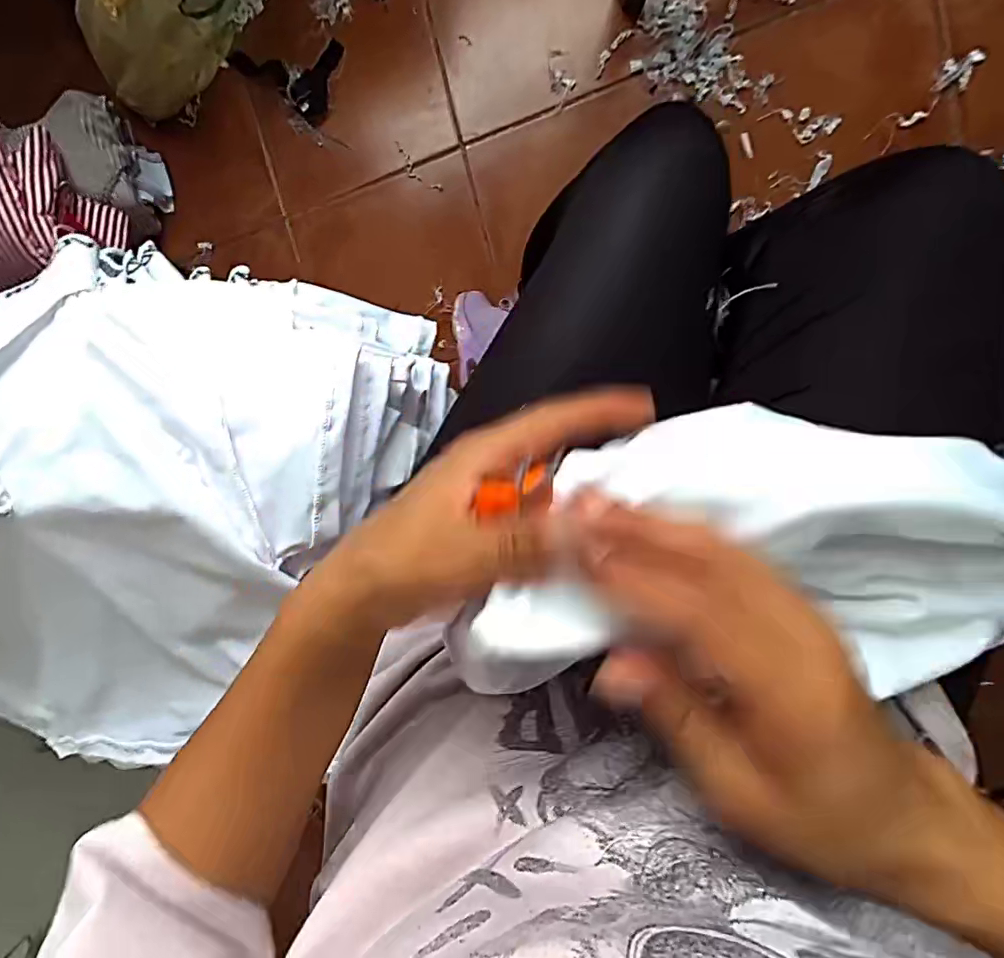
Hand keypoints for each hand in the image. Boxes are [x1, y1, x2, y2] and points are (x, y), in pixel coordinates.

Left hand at [307, 388, 654, 633]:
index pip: (550, 420)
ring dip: (580, 504)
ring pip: (550, 493)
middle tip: (642, 474)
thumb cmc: (398, 561)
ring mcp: (491, 500)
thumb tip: (586, 529)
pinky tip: (576, 552)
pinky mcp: (490, 529)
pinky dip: (560, 533)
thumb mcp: (465, 550)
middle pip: (557, 455)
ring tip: (619, 518)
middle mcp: (491, 469)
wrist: (360, 596)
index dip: (597, 409)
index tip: (639, 406)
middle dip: (600, 461)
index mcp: (484, 456)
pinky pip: (538, 523)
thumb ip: (526, 542)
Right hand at [569, 494, 981, 904]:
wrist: (898, 807)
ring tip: (609, 505)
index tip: (581, 553)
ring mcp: (806, 609)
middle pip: (713, 564)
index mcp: (785, 684)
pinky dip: (693, 532)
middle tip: (584, 508)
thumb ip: (677, 717)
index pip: (698, 613)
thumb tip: (611, 664)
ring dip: (664, 522)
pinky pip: (742, 555)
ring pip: (728, 549)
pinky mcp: (803, 604)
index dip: (636, 578)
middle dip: (642, 530)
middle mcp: (800, 629)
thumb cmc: (817, 817)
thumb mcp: (739, 793)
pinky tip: (661, 521)